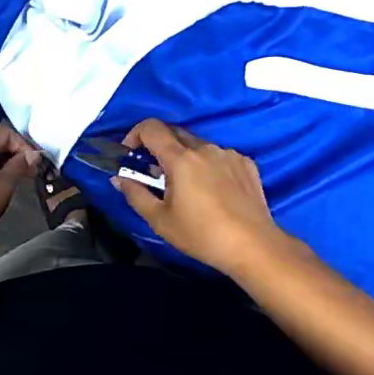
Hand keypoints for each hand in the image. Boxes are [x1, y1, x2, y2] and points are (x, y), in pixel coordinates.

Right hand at [115, 119, 303, 275]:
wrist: (254, 247)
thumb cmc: (201, 235)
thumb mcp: (160, 220)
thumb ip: (135, 193)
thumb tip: (119, 177)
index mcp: (181, 158)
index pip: (151, 127)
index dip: (134, 135)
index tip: (130, 155)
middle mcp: (205, 148)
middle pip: (173, 133)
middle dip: (158, 148)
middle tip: (155, 174)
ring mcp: (228, 154)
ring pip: (197, 146)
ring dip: (185, 158)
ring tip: (188, 188)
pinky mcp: (246, 163)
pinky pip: (219, 156)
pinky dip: (208, 166)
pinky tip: (213, 191)